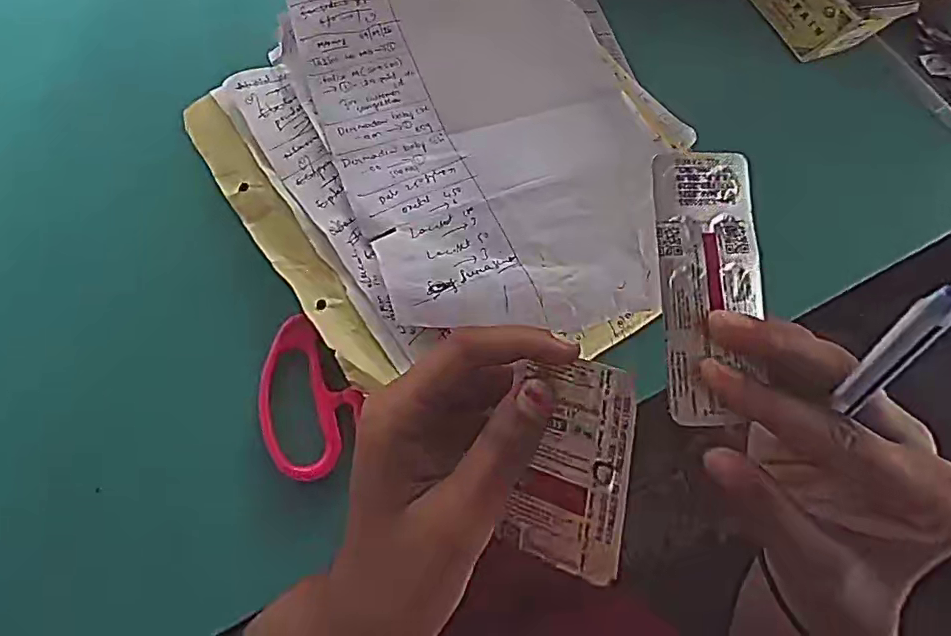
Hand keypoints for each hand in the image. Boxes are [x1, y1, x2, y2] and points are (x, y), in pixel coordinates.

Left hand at [249, 326, 579, 635]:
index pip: (460, 352)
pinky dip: (514, 414)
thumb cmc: (404, 577)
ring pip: (479, 383)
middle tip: (579, 373)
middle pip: (470, 361)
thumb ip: (501, 449)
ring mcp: (420, 419)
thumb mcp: (460, 517)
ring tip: (574, 395)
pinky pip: (480, 411)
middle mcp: (406, 402)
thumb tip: (543, 388)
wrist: (371, 623)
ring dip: (524, 386)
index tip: (569, 353)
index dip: (517, 342)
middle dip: (525, 361)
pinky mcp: (435, 438)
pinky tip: (547, 424)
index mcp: (397, 410)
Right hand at [701, 312, 950, 635]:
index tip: (723, 384)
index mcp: (931, 495)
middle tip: (724, 330)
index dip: (776, 406)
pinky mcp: (842, 399)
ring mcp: (877, 417)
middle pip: (844, 376)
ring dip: (767, 338)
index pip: (846, 437)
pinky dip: (763, 348)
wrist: (842, 587)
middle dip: (779, 347)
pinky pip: (803, 363)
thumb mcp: (812, 565)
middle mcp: (909, 444)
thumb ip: (767, 508)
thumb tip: (718, 460)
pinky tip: (730, 337)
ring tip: (719, 326)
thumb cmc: (843, 587)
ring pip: (823, 360)